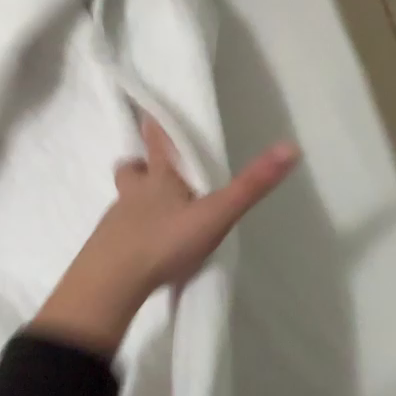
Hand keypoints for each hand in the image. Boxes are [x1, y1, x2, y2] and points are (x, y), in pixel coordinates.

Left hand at [33, 114, 298, 356]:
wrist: (111, 283)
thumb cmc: (165, 241)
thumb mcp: (216, 214)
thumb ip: (251, 186)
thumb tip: (291, 147)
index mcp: (159, 179)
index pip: (156, 143)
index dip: (155, 127)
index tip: (149, 112)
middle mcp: (133, 193)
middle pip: (130, 170)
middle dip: (139, 166)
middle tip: (150, 170)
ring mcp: (114, 221)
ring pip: (122, 201)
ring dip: (134, 201)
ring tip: (152, 215)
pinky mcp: (104, 249)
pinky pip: (116, 234)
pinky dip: (128, 235)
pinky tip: (141, 250)